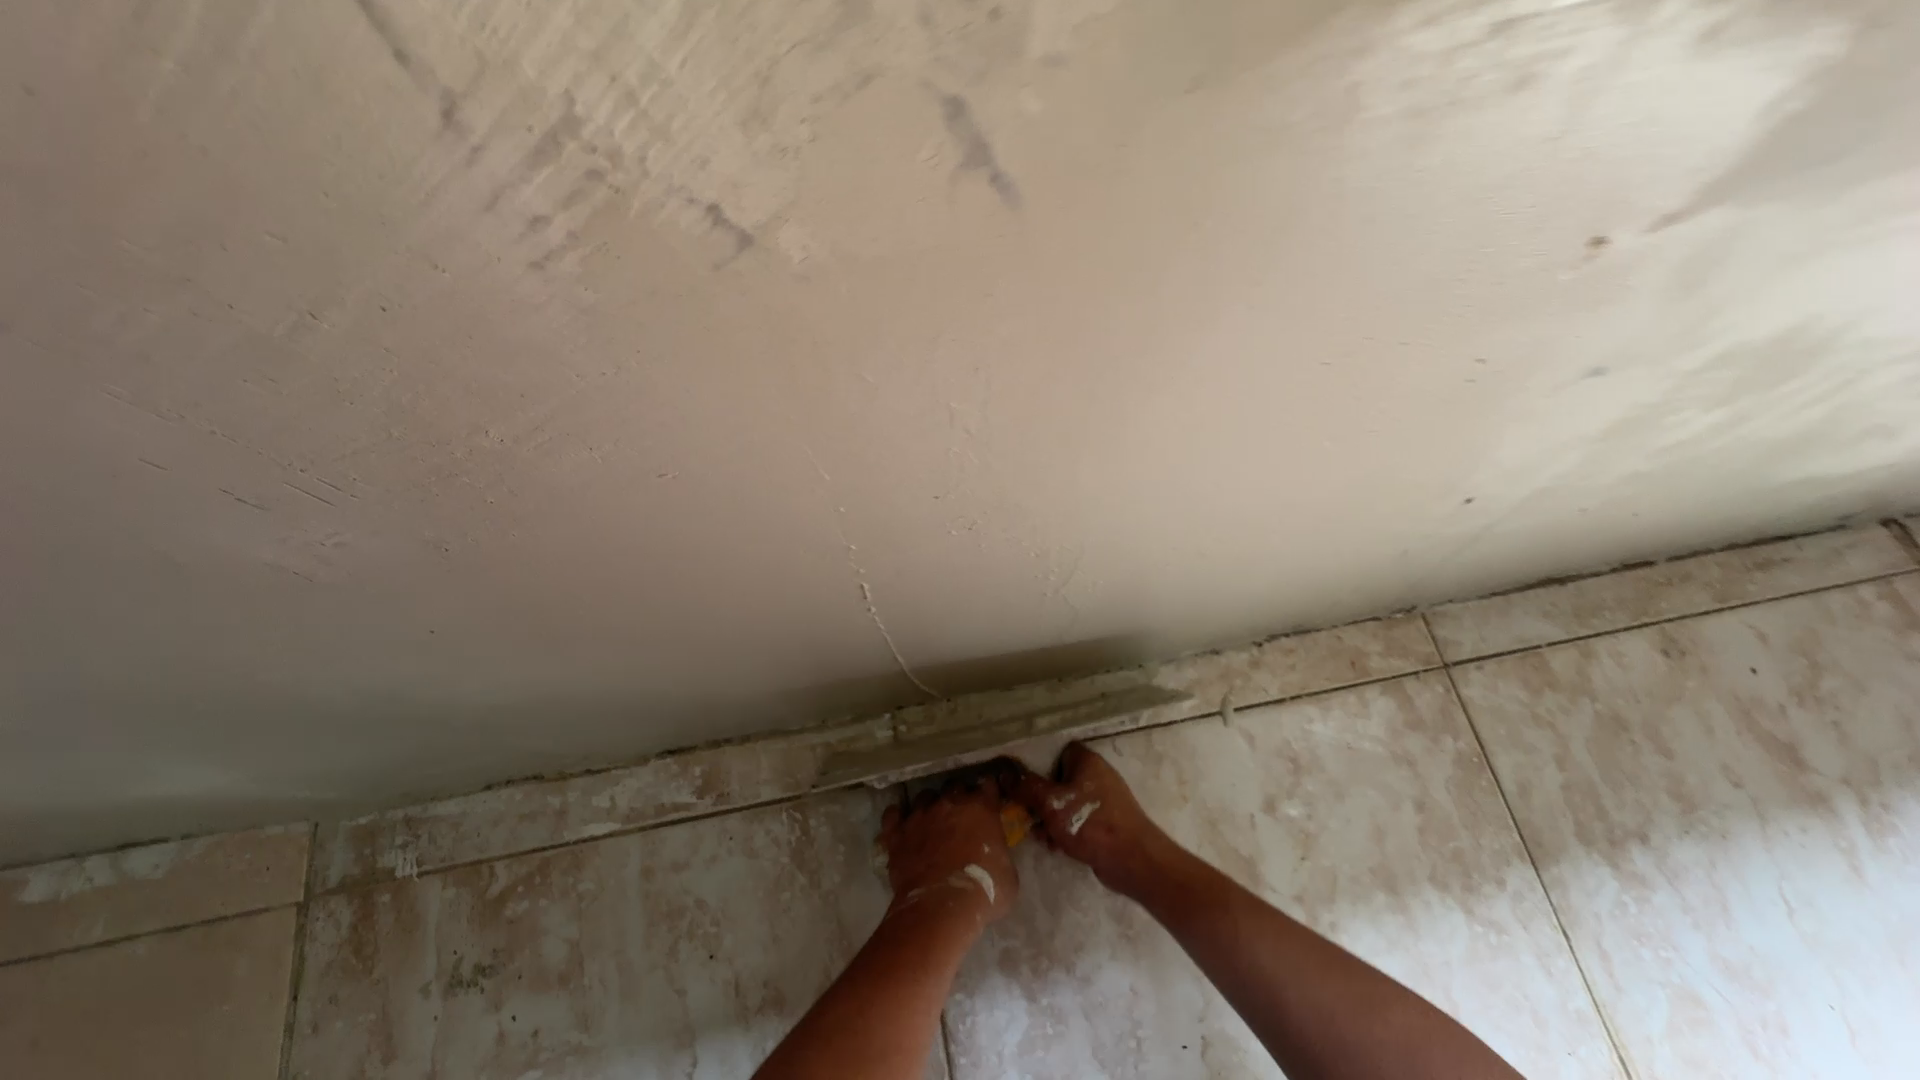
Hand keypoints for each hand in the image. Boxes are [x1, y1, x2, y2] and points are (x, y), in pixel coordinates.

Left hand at [879, 775, 1018, 924]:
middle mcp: (949, 804)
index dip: (988, 792)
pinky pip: (893, 815)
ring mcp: (920, 816)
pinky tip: (902, 827)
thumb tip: (994, 854)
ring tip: (931, 821)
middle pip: (954, 787)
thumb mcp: (1008, 874)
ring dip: (929, 806)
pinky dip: (897, 819)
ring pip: (924, 797)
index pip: (987, 785)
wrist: (940, 907)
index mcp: (981, 809)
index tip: (988, 799)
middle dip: (958, 797)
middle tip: (960, 815)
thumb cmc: (983, 892)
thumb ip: (1000, 853)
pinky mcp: (897, 833)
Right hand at [1013, 741, 1171, 898]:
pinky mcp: (1106, 822)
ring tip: (1042, 836)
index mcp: (1086, 761)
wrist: (1132, 860)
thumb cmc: (1090, 823)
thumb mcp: (1050, 803)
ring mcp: (1103, 800)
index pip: (1058, 752)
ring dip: (1050, 819)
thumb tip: (1003, 774)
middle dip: (1041, 801)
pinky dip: (1065, 831)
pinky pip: (1078, 820)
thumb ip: (1026, 787)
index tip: (1024, 784)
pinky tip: (1056, 847)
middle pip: (1059, 781)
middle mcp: (1097, 775)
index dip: (1040, 766)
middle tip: (1028, 816)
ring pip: (1066, 804)